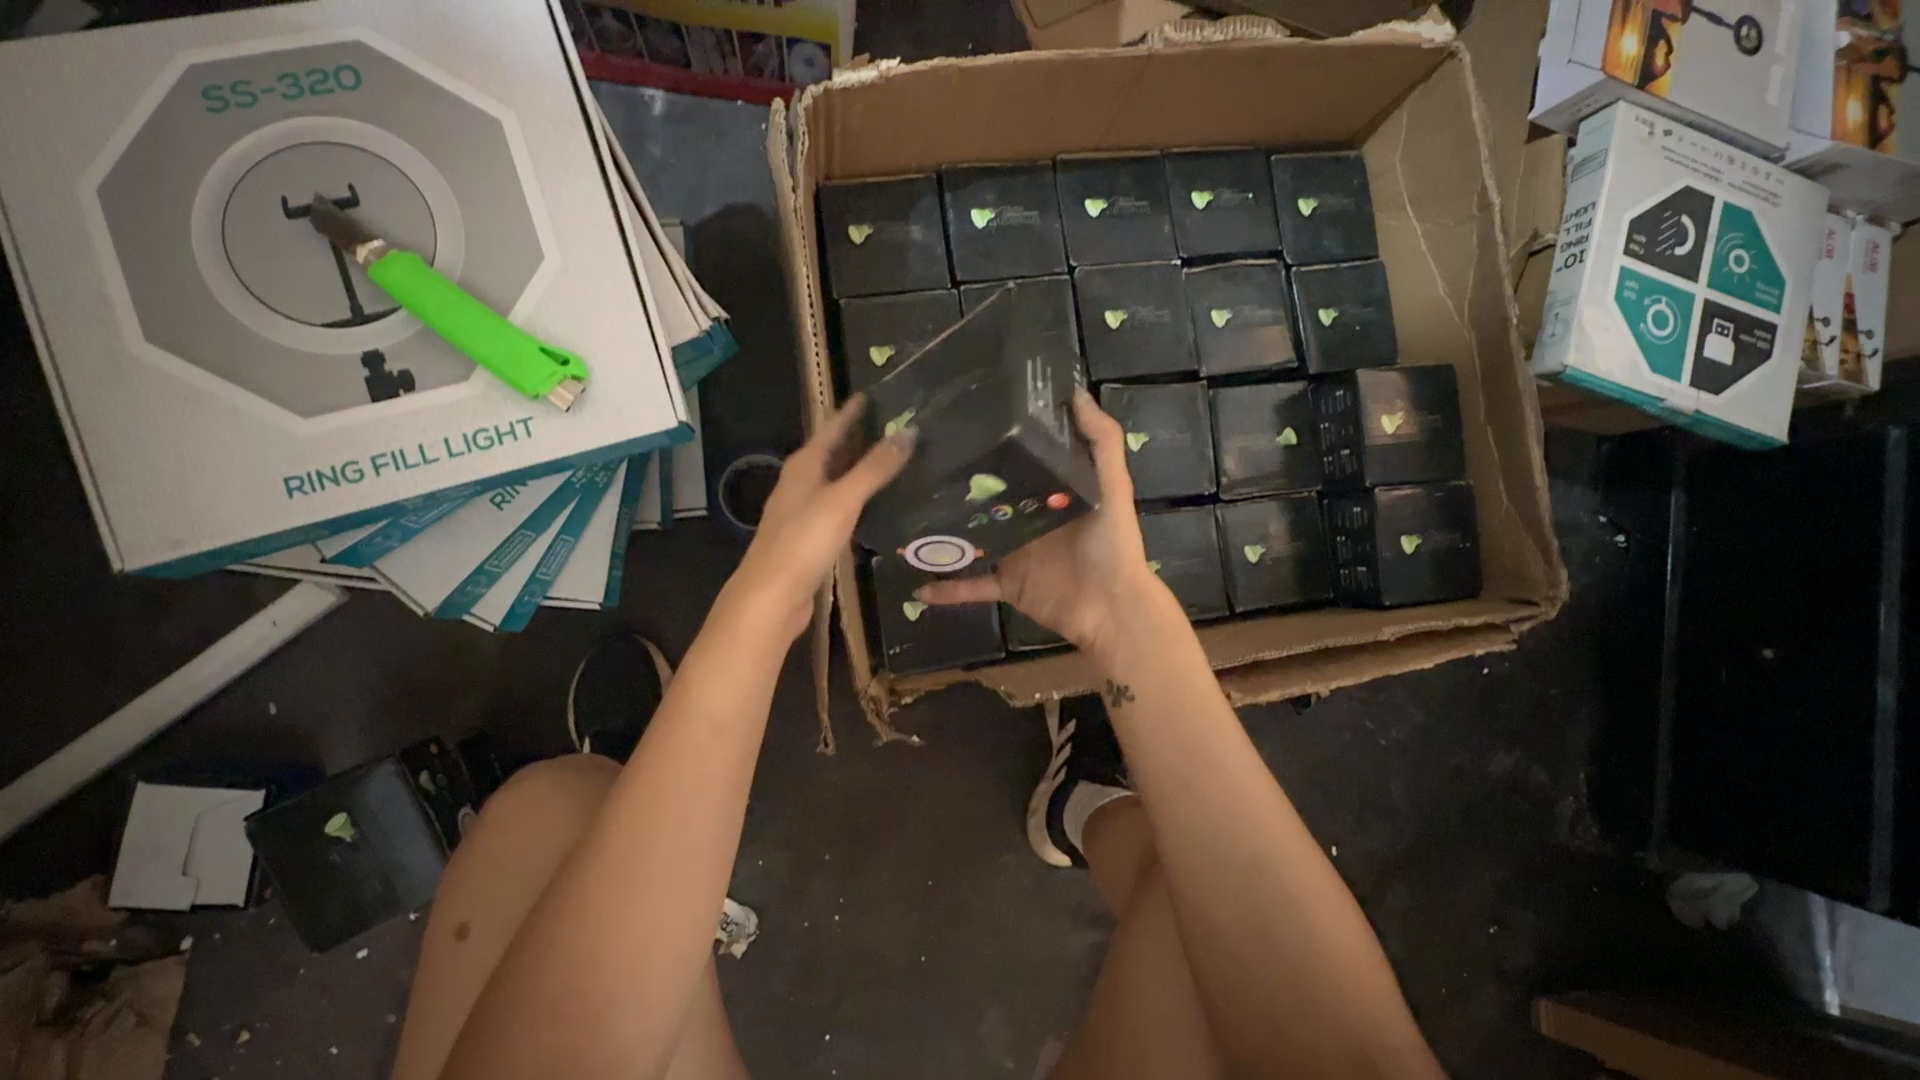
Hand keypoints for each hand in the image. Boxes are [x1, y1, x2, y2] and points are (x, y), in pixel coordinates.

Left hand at [722, 395, 913, 640]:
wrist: (771, 597)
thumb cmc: (803, 542)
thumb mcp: (842, 500)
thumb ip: (875, 468)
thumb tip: (909, 432)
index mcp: (803, 466)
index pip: (832, 427)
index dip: (853, 410)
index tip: (877, 393)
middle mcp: (801, 482)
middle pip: (834, 452)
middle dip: (862, 437)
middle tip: (898, 424)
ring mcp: (804, 511)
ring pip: (838, 480)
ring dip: (862, 469)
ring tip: (896, 458)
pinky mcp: (812, 537)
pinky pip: (841, 507)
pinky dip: (860, 499)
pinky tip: (879, 504)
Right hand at [917, 388, 1166, 656]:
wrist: (1111, 608)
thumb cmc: (1112, 543)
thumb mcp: (1113, 485)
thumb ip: (1101, 441)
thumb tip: (1075, 392)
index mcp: (1049, 493)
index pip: (1016, 461)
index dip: (993, 443)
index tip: (960, 420)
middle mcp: (1027, 519)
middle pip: (985, 499)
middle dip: (955, 485)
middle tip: (914, 465)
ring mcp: (1014, 553)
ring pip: (971, 539)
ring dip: (942, 533)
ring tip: (904, 517)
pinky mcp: (1007, 585)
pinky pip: (971, 587)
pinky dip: (947, 589)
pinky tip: (917, 586)